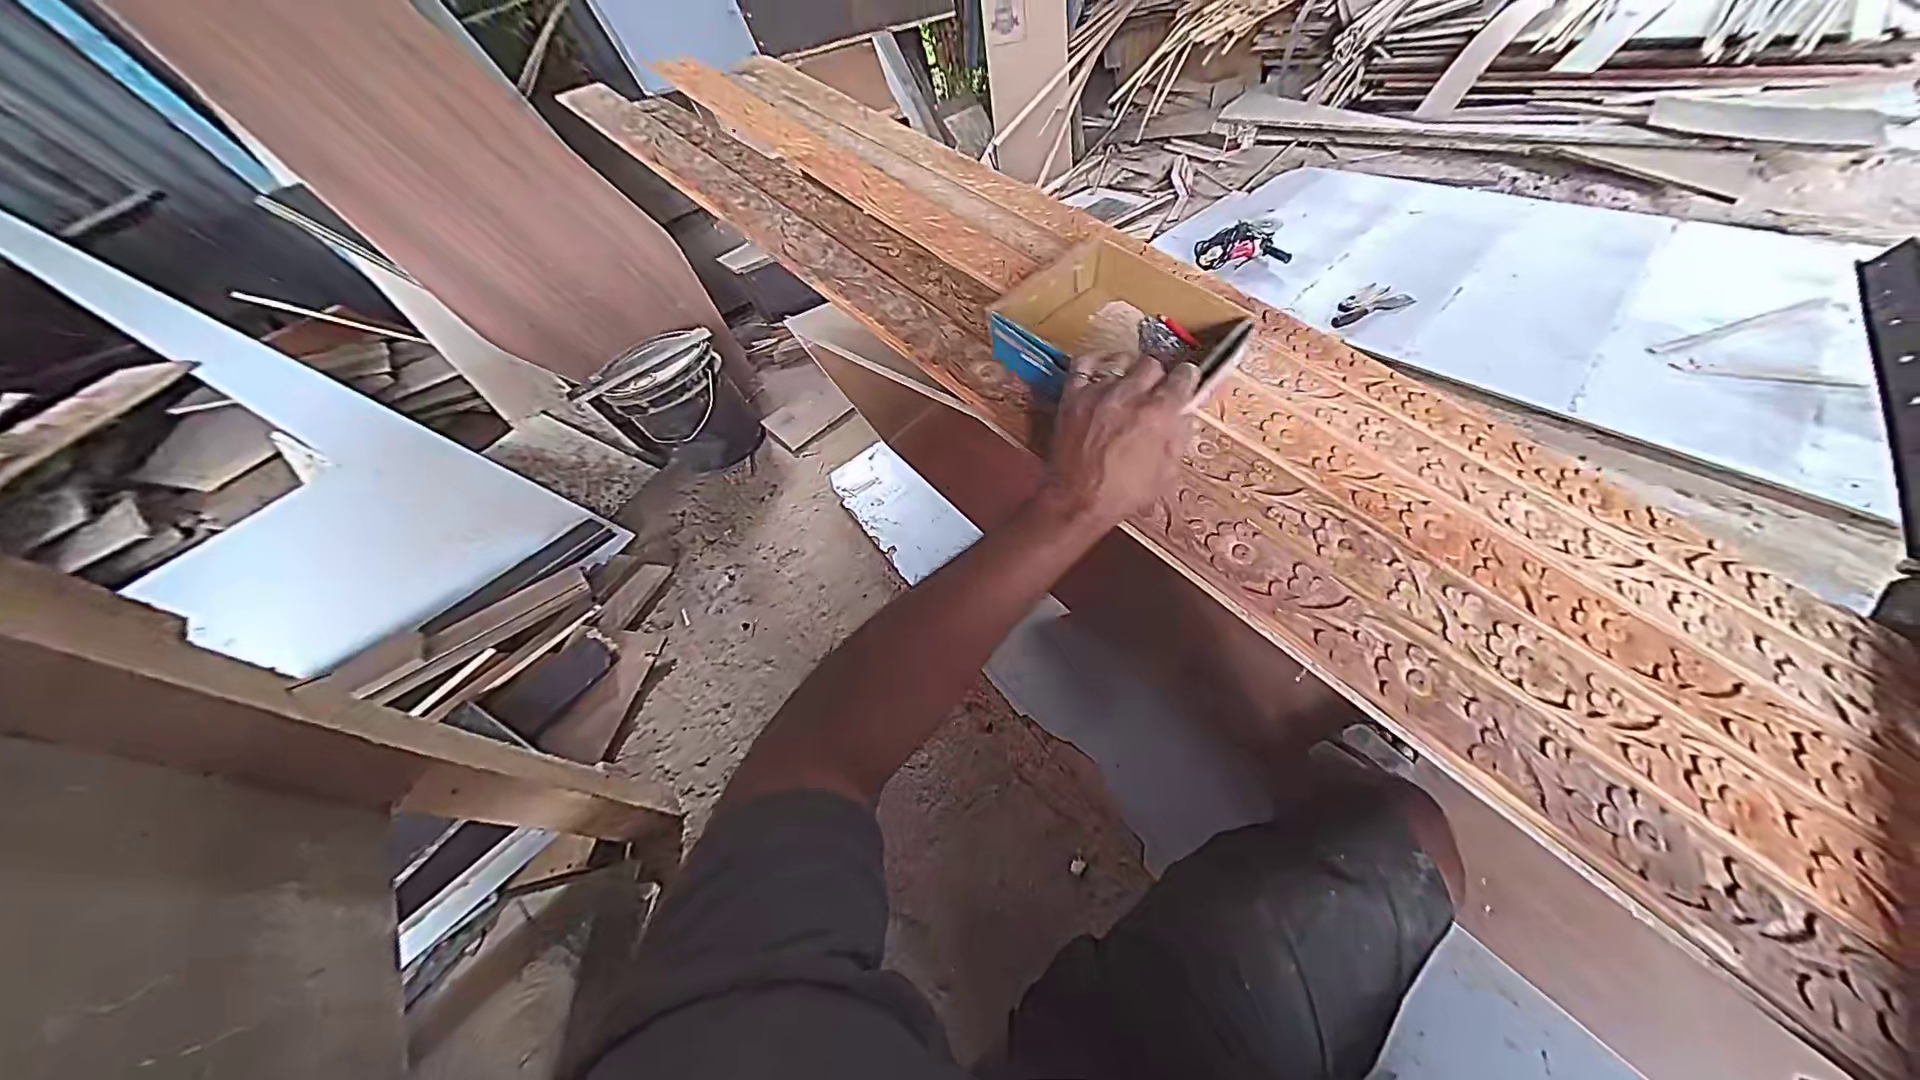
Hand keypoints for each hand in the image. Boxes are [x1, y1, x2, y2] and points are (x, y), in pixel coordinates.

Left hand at [1039, 350, 1198, 529]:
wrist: (1076, 501)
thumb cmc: (1122, 494)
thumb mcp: (1166, 473)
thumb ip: (1179, 438)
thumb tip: (1184, 415)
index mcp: (1158, 414)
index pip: (1182, 377)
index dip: (1187, 379)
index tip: (1186, 381)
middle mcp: (1129, 396)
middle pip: (1152, 365)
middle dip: (1158, 376)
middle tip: (1155, 389)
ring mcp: (1097, 393)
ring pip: (1122, 362)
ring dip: (1130, 371)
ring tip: (1129, 383)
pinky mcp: (1072, 397)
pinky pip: (1084, 363)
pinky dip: (1096, 362)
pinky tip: (1103, 370)